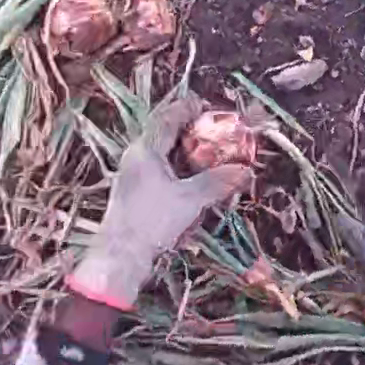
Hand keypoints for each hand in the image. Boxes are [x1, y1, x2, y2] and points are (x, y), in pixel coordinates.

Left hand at [67, 94, 249, 309]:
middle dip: (189, 131)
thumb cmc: (151, 222)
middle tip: (213, 132)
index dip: (187, 108)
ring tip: (207, 156)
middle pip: (163, 134)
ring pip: (161, 154)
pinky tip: (191, 183)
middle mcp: (135, 158)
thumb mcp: (189, 200)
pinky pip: (159, 171)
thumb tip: (244, 171)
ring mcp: (132, 176)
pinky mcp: (134, 194)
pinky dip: (177, 170)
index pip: (167, 118)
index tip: (206, 106)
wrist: (120, 258)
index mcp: (145, 150)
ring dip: (184, 152)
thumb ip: (216, 183)